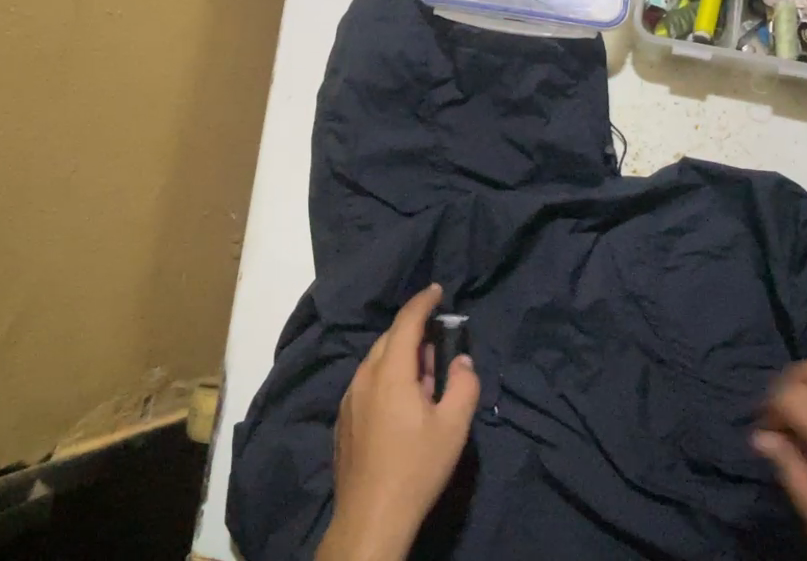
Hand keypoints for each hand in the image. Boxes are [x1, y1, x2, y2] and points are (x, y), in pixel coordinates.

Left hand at [317, 284, 479, 560]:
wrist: (371, 516)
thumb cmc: (416, 468)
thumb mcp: (453, 428)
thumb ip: (463, 386)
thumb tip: (462, 363)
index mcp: (390, 371)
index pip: (406, 322)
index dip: (423, 302)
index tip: (437, 290)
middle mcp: (364, 376)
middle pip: (390, 339)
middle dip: (415, 335)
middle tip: (439, 352)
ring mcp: (349, 398)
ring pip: (376, 362)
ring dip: (400, 359)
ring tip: (424, 384)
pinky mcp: (343, 419)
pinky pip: (367, 383)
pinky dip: (386, 379)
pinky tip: (401, 407)